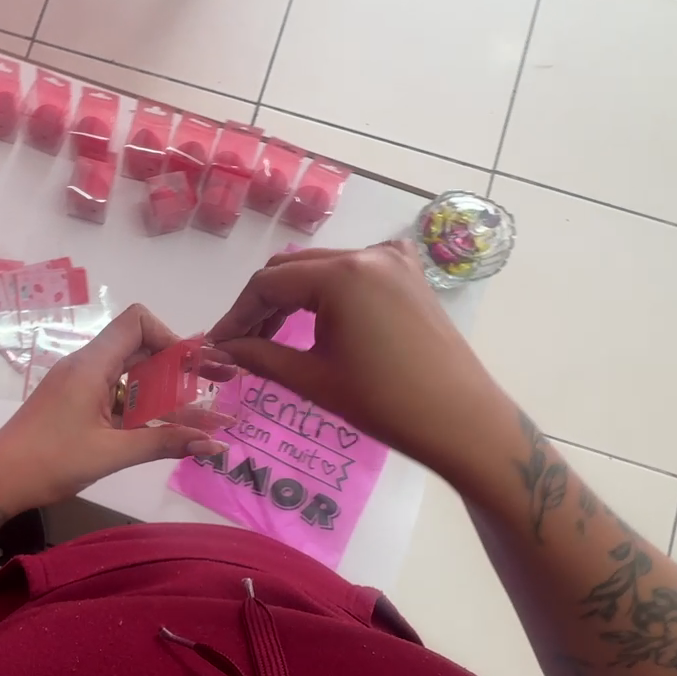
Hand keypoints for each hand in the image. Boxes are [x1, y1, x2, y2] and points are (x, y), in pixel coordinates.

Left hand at [0, 304, 229, 514]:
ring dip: (160, 392)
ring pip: (128, 374)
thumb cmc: (50, 462)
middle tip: (211, 390)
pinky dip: (139, 407)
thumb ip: (164, 443)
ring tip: (195, 419)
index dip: (170, 337)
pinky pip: (114, 393)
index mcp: (91, 365)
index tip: (191, 370)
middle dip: (176, 368)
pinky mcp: (73, 402)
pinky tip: (159, 431)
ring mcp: (77, 384)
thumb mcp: (111, 453)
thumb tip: (215, 444)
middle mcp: (85, 365)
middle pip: (138, 348)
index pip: (137, 321)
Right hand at [204, 242, 512, 480]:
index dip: (235, 315)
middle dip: (261, 305)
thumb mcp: (311, 378)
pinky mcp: (409, 276)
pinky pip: (354, 271)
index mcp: (341, 275)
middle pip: (292, 270)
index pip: (267, 284)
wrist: (460, 420)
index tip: (216, 345)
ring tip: (272, 338)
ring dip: (292, 298)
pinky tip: (319, 316)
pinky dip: (328, 290)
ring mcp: (393, 261)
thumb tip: (216, 351)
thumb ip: (257, 356)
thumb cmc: (383, 403)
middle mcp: (367, 254)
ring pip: (321, 268)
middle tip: (241, 345)